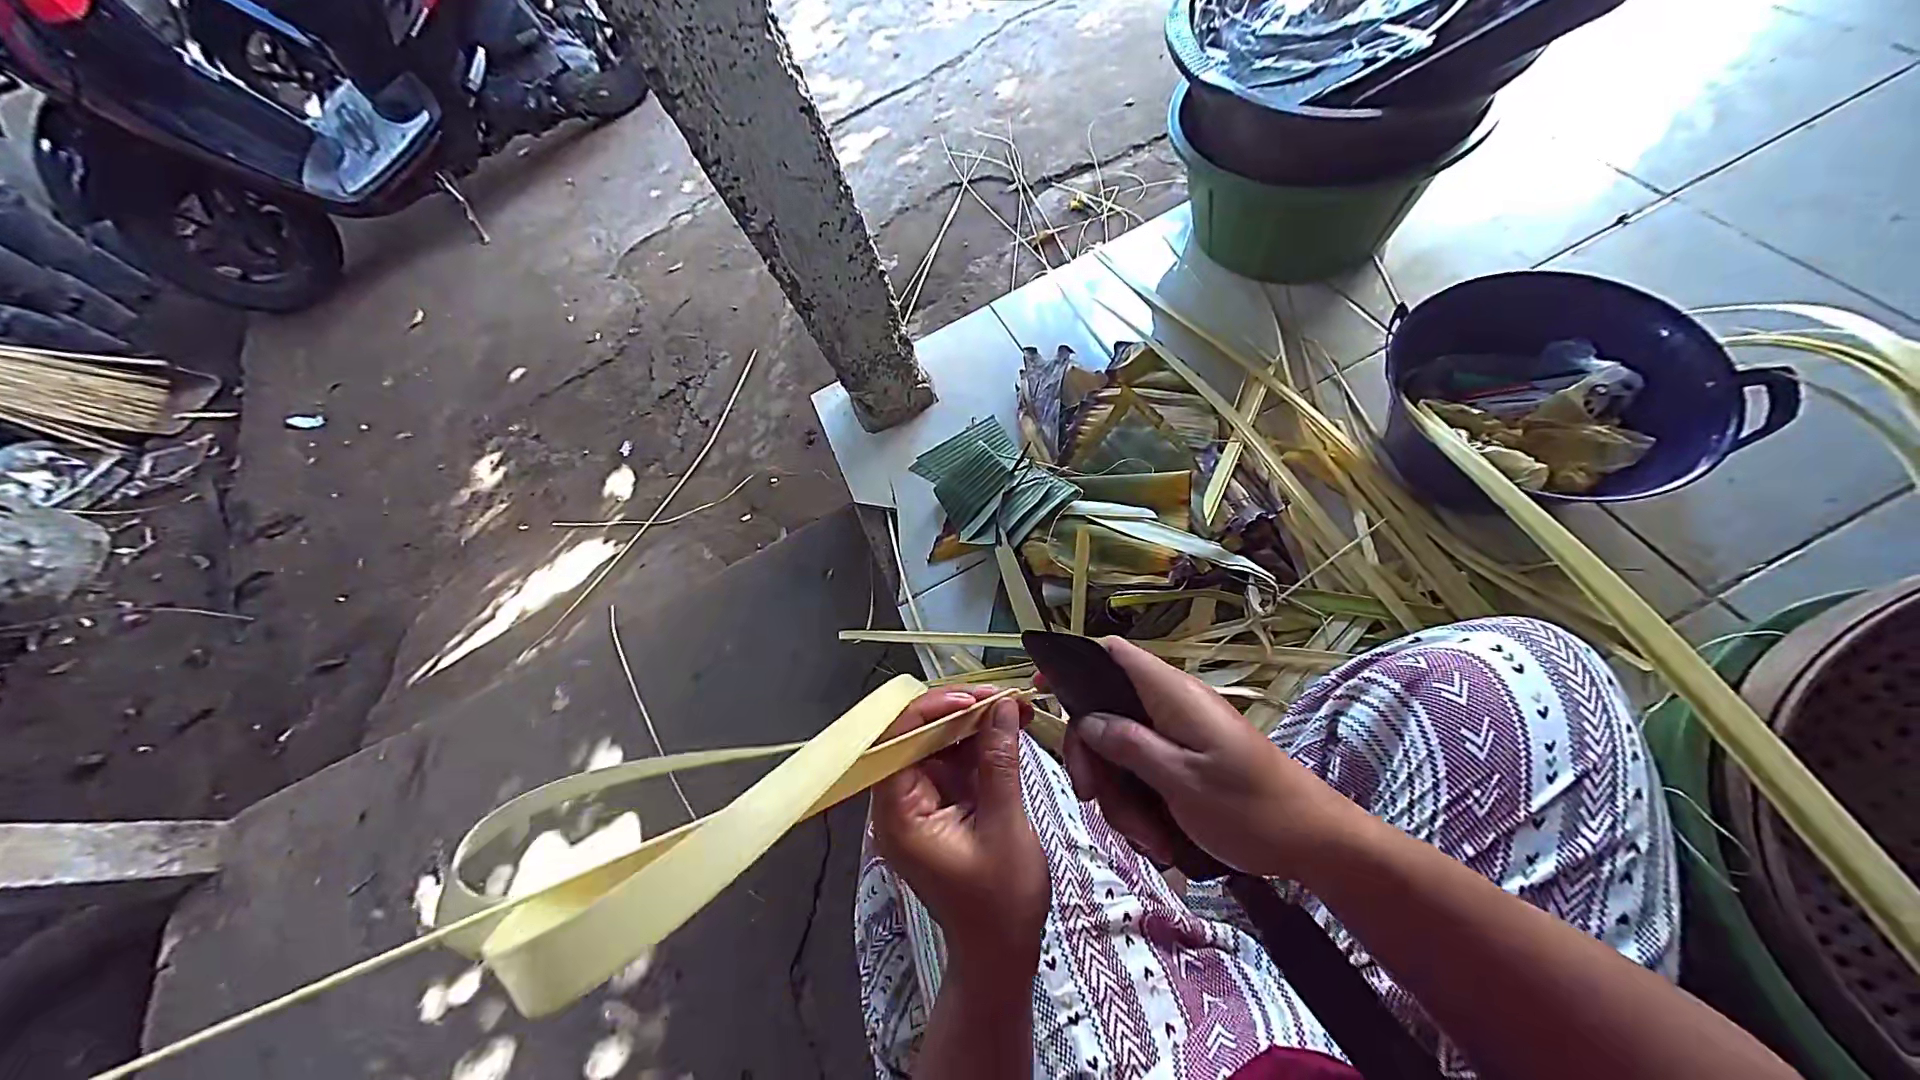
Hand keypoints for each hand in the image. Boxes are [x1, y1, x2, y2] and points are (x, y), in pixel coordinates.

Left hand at [869, 688, 1049, 970]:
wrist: (1002, 954)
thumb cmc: (1001, 904)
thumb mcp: (1005, 828)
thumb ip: (999, 763)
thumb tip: (1002, 707)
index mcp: (898, 814)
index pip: (896, 742)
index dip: (930, 711)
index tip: (974, 698)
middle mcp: (900, 802)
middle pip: (916, 737)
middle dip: (959, 712)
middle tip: (1002, 699)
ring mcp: (920, 802)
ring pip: (938, 744)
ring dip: (974, 724)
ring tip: (1013, 708)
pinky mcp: (941, 804)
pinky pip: (954, 761)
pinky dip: (979, 745)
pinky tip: (1008, 729)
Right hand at [1059, 637, 1356, 876]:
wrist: (1316, 843)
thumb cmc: (1251, 809)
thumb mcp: (1181, 780)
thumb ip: (1128, 744)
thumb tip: (1086, 720)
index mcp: (1172, 695)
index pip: (1113, 654)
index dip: (1073, 661)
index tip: (1042, 688)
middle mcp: (1172, 706)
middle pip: (1107, 714)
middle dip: (1095, 760)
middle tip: (1095, 799)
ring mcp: (1180, 734)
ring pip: (1123, 750)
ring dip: (1122, 794)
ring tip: (1146, 835)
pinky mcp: (1189, 760)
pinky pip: (1146, 771)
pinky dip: (1143, 802)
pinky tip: (1159, 836)